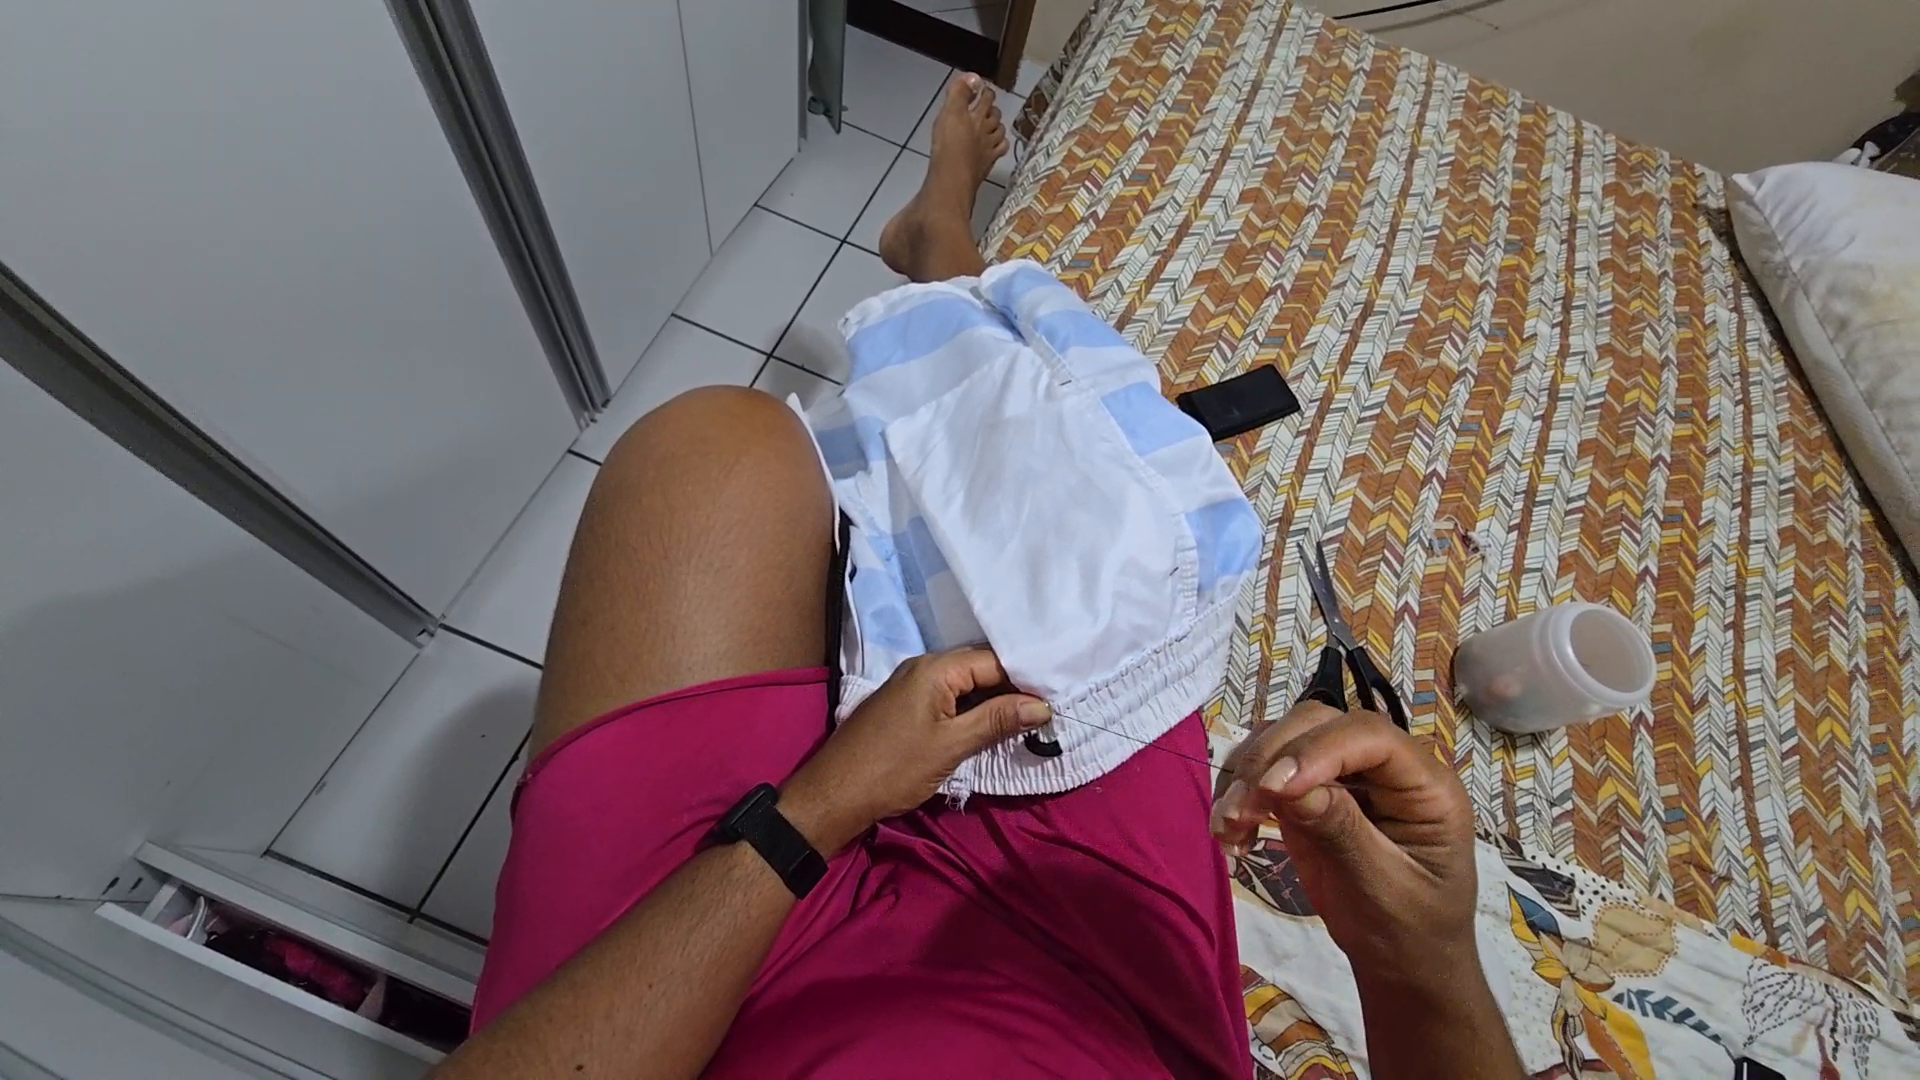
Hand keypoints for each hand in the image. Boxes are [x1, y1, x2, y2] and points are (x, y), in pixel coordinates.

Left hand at [780, 648, 1050, 854]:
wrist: (834, 795)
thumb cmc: (894, 769)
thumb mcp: (951, 746)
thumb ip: (997, 721)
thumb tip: (1042, 705)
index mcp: (935, 669)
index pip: (993, 661)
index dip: (1026, 677)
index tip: (1057, 694)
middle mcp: (923, 667)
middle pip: (980, 667)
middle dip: (1013, 686)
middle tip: (1049, 706)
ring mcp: (912, 685)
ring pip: (965, 683)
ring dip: (994, 699)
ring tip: (1030, 716)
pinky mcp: (907, 705)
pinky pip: (949, 696)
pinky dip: (972, 708)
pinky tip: (992, 724)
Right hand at [1211, 704, 1477, 993]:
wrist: (1400, 961)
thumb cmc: (1408, 928)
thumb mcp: (1381, 885)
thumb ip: (1338, 829)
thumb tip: (1282, 783)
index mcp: (1425, 783)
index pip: (1368, 735)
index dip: (1317, 750)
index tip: (1273, 789)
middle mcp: (1381, 763)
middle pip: (1315, 723)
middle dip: (1270, 759)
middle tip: (1241, 811)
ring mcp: (1340, 770)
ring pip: (1280, 737)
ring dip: (1245, 776)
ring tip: (1229, 827)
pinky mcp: (1305, 786)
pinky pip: (1262, 768)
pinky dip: (1239, 794)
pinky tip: (1231, 834)